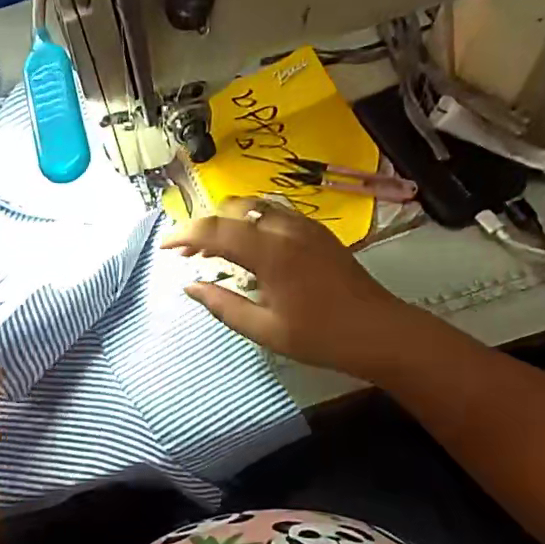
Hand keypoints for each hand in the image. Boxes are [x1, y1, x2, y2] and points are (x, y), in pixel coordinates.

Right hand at [160, 197, 452, 381]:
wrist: (379, 331)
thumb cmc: (321, 336)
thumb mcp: (265, 330)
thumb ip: (223, 305)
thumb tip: (191, 287)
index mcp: (271, 252)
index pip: (216, 230)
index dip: (184, 235)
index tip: (164, 247)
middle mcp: (287, 229)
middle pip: (234, 208)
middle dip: (205, 225)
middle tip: (189, 254)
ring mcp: (306, 227)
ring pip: (257, 207)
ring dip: (229, 221)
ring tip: (215, 250)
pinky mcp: (318, 232)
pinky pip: (276, 214)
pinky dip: (252, 223)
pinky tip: (250, 249)